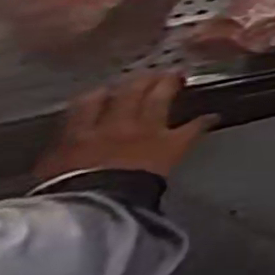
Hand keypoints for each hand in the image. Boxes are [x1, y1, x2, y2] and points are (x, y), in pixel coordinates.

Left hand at [32, 72, 217, 182]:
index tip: (182, 76)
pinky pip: (72, 116)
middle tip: (156, 72)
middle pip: (137, 91)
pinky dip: (83, 106)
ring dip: (111, 88)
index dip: (175, 83)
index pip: (167, 97)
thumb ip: (190, 132)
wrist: (96, 203)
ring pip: (100, 99)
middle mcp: (124, 122)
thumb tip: (211, 117)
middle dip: (149, 79)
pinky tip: (86, 102)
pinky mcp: (63, 142)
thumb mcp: (174, 154)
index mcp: (154, 126)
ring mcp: (91, 131)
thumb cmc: (142, 180)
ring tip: (117, 84)